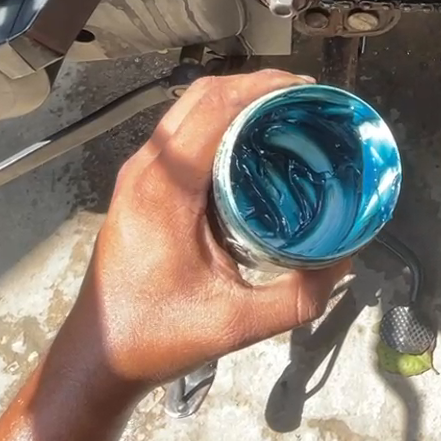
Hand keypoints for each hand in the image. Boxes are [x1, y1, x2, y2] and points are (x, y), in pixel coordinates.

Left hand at [51, 70, 348, 399]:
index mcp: (166, 187)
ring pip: (189, 106)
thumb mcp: (236, 324)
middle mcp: (147, 167)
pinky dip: (219, 117)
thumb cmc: (157, 336)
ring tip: (283, 109)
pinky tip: (250, 139)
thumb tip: (345, 261)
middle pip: (202, 94)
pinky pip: (182, 128)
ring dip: (236, 96)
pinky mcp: (140, 182)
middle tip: (303, 96)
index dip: (264, 86)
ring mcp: (139, 172)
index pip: (216, 107)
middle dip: (255, 83)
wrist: (95, 358)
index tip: (307, 90)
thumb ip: (298, 297)